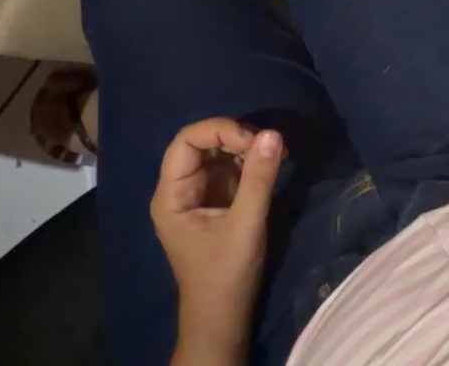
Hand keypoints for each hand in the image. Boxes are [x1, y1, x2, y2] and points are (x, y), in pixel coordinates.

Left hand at [150, 118, 283, 363]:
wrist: (223, 318)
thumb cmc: (225, 275)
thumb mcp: (245, 224)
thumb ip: (259, 178)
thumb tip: (273, 132)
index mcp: (171, 195)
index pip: (186, 141)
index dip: (218, 129)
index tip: (252, 138)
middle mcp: (182, 188)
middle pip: (204, 142)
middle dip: (236, 136)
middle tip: (269, 144)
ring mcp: (201, 193)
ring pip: (220, 152)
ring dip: (248, 146)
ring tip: (277, 153)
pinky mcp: (220, 199)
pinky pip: (233, 166)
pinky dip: (253, 159)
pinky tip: (274, 162)